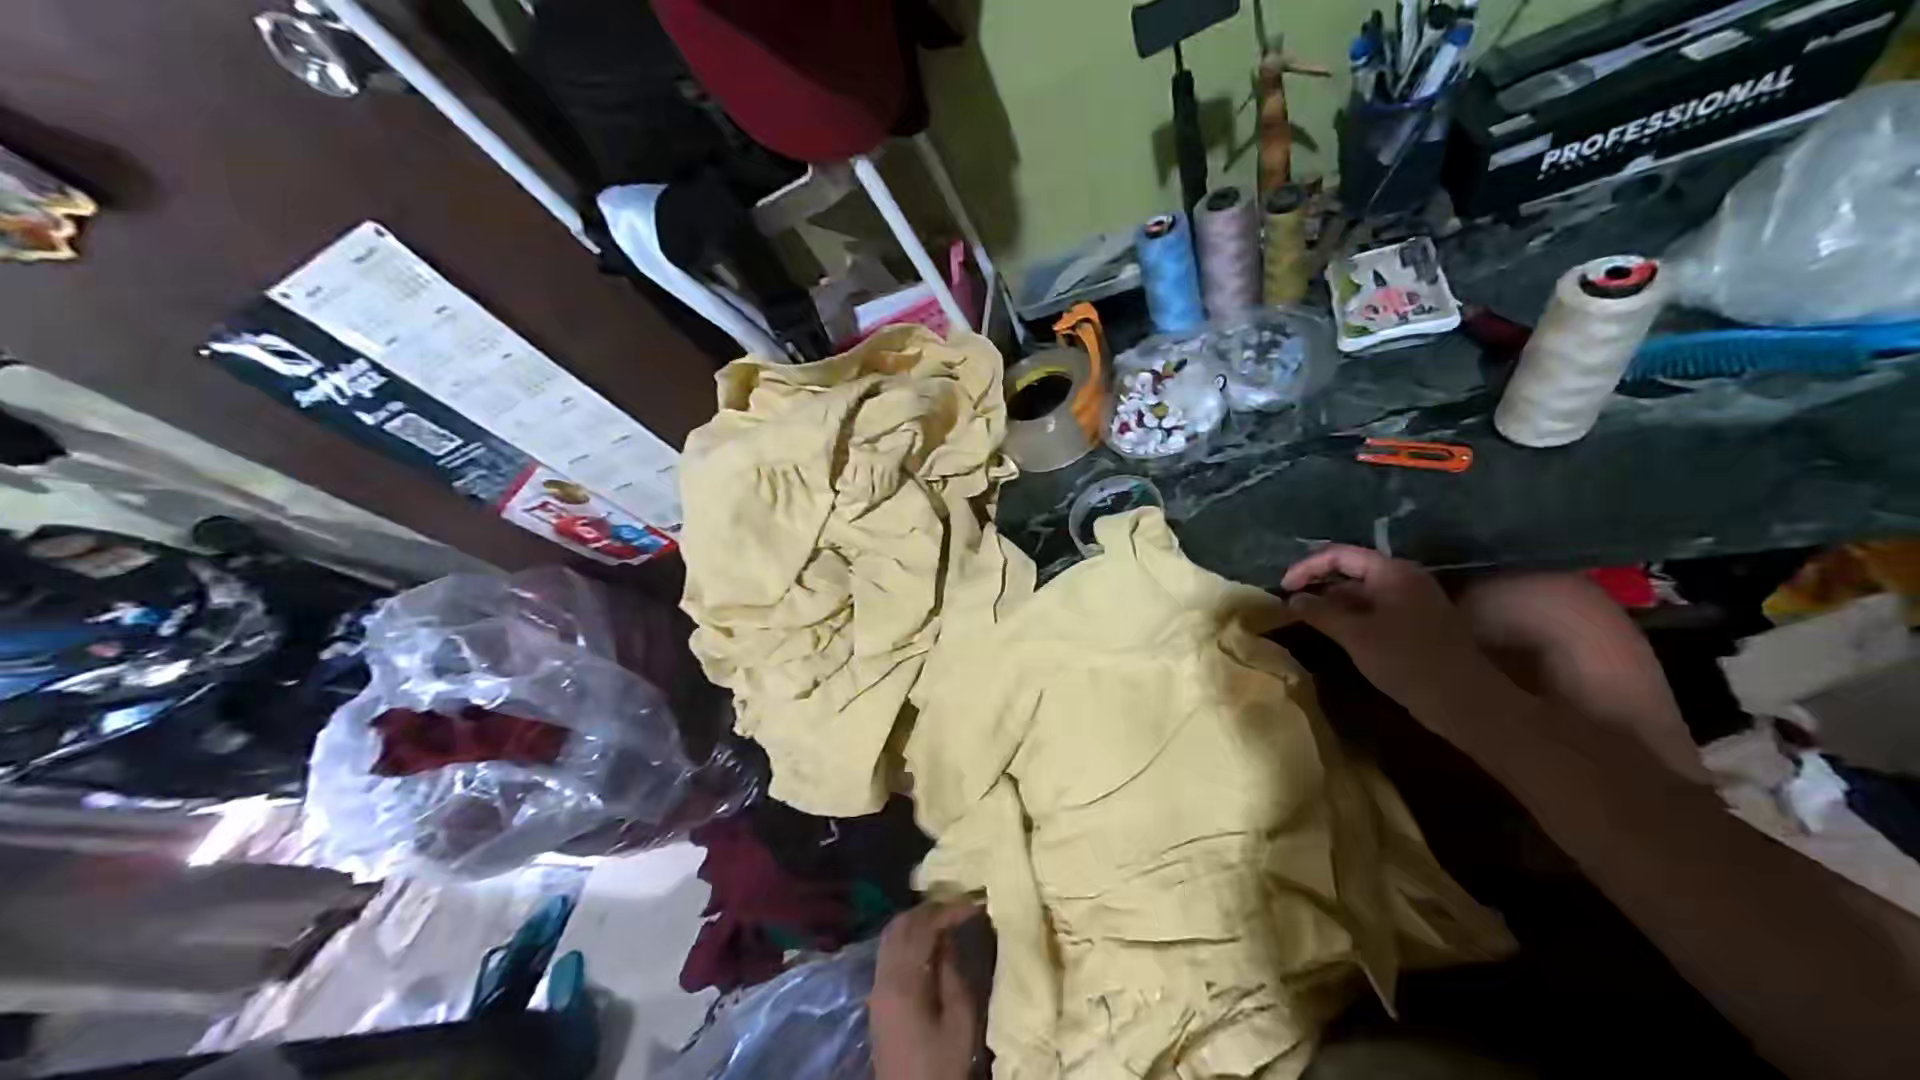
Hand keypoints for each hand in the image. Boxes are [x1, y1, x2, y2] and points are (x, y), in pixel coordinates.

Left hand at [870, 902, 980, 1079]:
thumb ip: (953, 973)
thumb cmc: (941, 1066)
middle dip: (930, 909)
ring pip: (892, 935)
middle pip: (901, 925)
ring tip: (947, 919)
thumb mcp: (960, 1021)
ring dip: (917, 920)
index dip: (949, 910)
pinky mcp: (878, 997)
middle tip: (960, 907)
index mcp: (903, 981)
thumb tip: (949, 938)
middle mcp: (884, 976)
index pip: (923, 927)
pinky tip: (929, 943)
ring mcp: (877, 986)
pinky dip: (908, 936)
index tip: (974, 904)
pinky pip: (889, 951)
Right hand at [1281, 545, 1507, 718]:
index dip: (1307, 568)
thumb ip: (1319, 612)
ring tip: (1305, 615)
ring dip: (1332, 599)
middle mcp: (1404, 578)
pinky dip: (1350, 613)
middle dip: (1318, 582)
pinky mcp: (1415, 622)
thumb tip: (1292, 598)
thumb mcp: (1354, 635)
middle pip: (1352, 568)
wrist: (1464, 701)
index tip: (1283, 588)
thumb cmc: (1407, 660)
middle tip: (1290, 600)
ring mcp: (1412, 600)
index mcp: (1392, 572)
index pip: (1340, 555)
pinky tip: (1333, 628)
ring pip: (1362, 590)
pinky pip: (1374, 607)